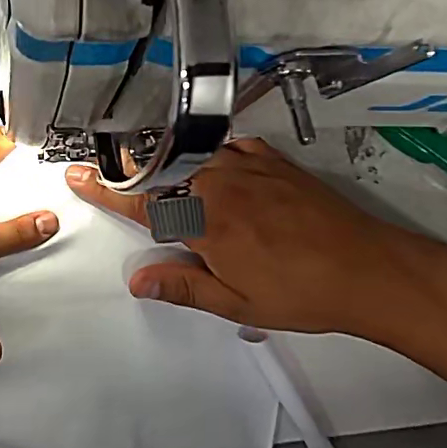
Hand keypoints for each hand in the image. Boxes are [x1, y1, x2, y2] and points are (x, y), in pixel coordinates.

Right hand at [66, 138, 446, 347]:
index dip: (106, 190)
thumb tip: (137, 279)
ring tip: (164, 169)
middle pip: (164, 168)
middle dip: (136, 169)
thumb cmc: (302, 293)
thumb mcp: (238, 303)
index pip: (143, 203)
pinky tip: (217, 161)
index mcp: (206, 223)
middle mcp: (220, 186)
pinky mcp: (274, 161)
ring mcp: (249, 167)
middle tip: (117, 168)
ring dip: (172, 159)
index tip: (78, 175)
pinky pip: (232, 144)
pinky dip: (216, 149)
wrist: (369, 269)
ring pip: (194, 153)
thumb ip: (184, 286)